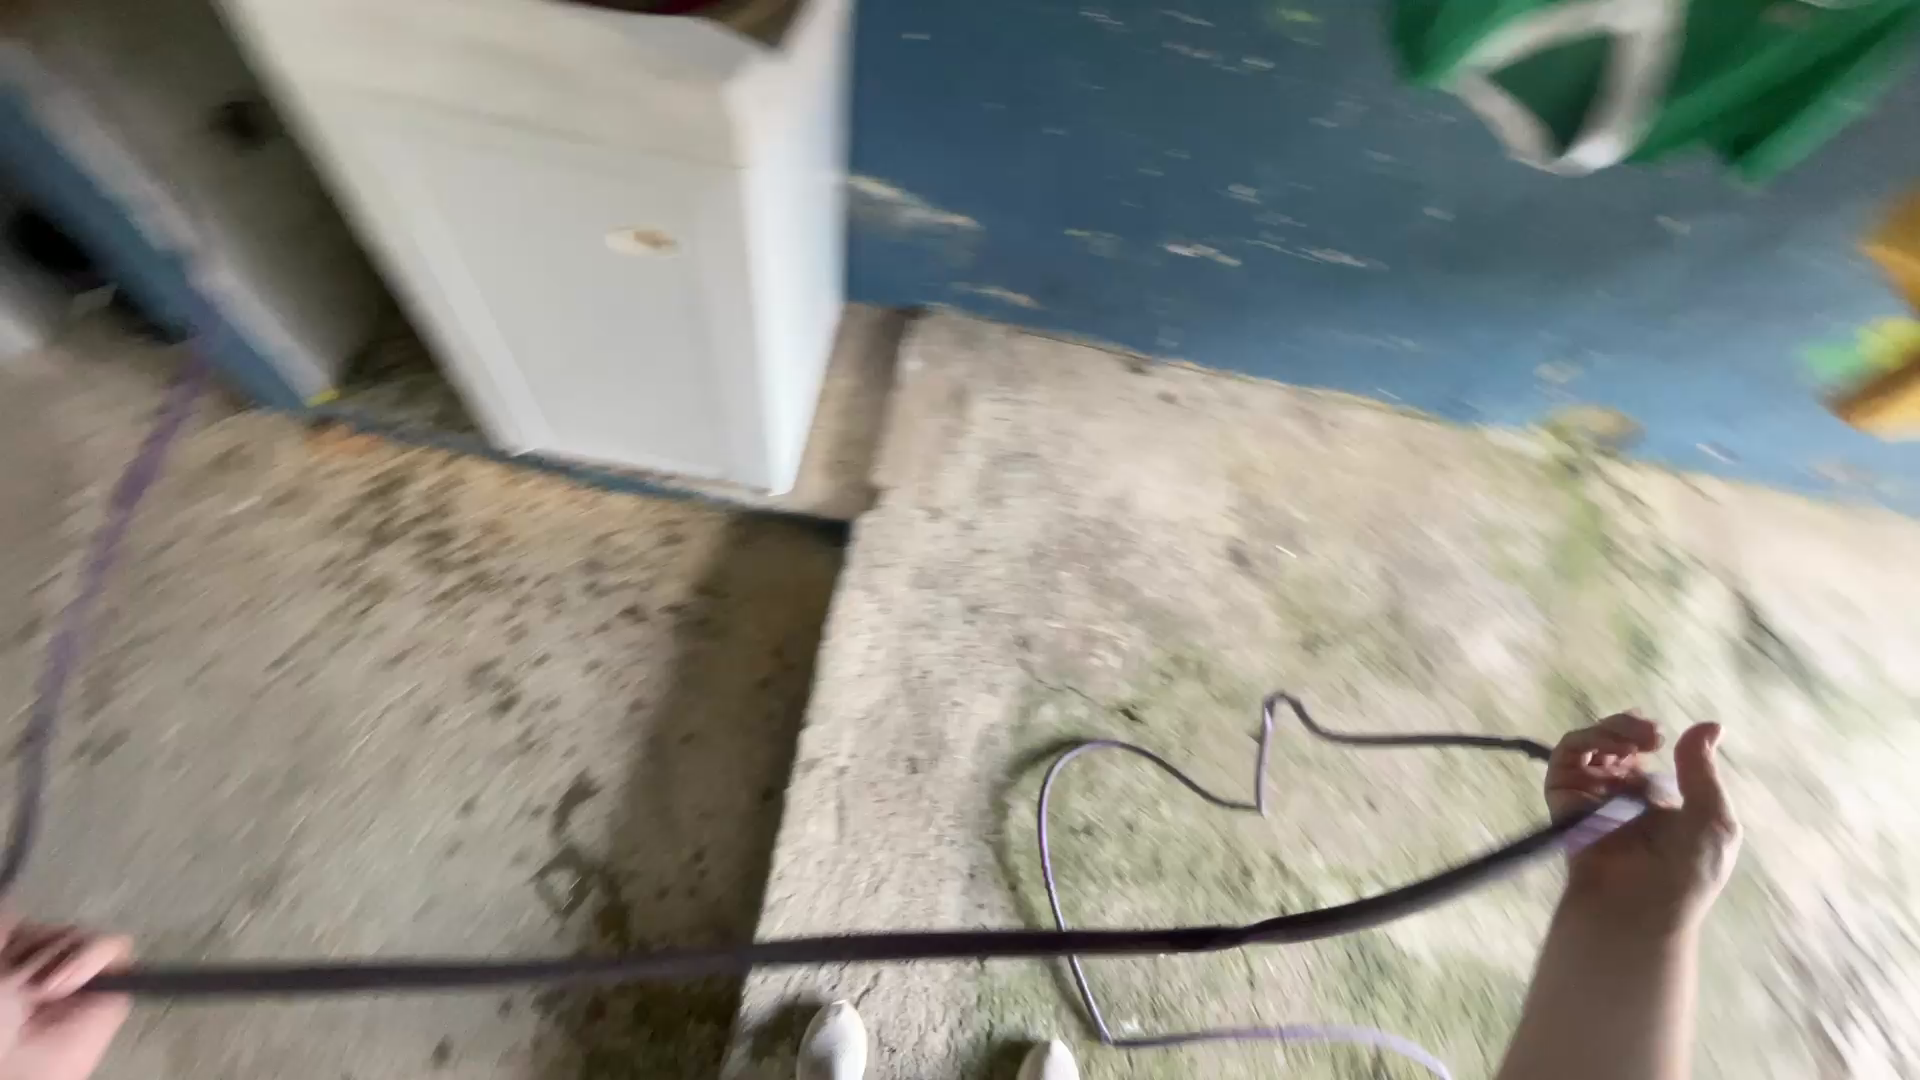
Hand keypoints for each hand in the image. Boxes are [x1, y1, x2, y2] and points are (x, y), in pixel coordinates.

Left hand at [0, 919, 131, 1079]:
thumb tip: (13, 902)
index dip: (18, 929)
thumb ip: (3, 932)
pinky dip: (92, 957)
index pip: (22, 924)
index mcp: (8, 965)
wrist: (9, 1067)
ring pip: (82, 933)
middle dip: (35, 946)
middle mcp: (39, 968)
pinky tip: (65, 985)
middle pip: (52, 928)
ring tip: (41, 991)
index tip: (10, 938)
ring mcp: (78, 974)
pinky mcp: (113, 981)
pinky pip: (116, 946)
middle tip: (20, 978)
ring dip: (59, 957)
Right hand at [1544, 713, 1741, 933]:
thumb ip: (1701, 770)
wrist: (1644, 899)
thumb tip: (1711, 724)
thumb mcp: (1712, 818)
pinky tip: (1618, 750)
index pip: (1638, 750)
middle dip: (1627, 727)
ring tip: (1639, 740)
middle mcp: (1614, 786)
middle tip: (1651, 733)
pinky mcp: (1561, 791)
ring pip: (1585, 742)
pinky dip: (1587, 742)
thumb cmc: (1687, 868)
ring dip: (1609, 731)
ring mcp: (1586, 788)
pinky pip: (1565, 756)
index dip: (1644, 734)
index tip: (1662, 733)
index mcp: (1650, 793)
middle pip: (1609, 740)